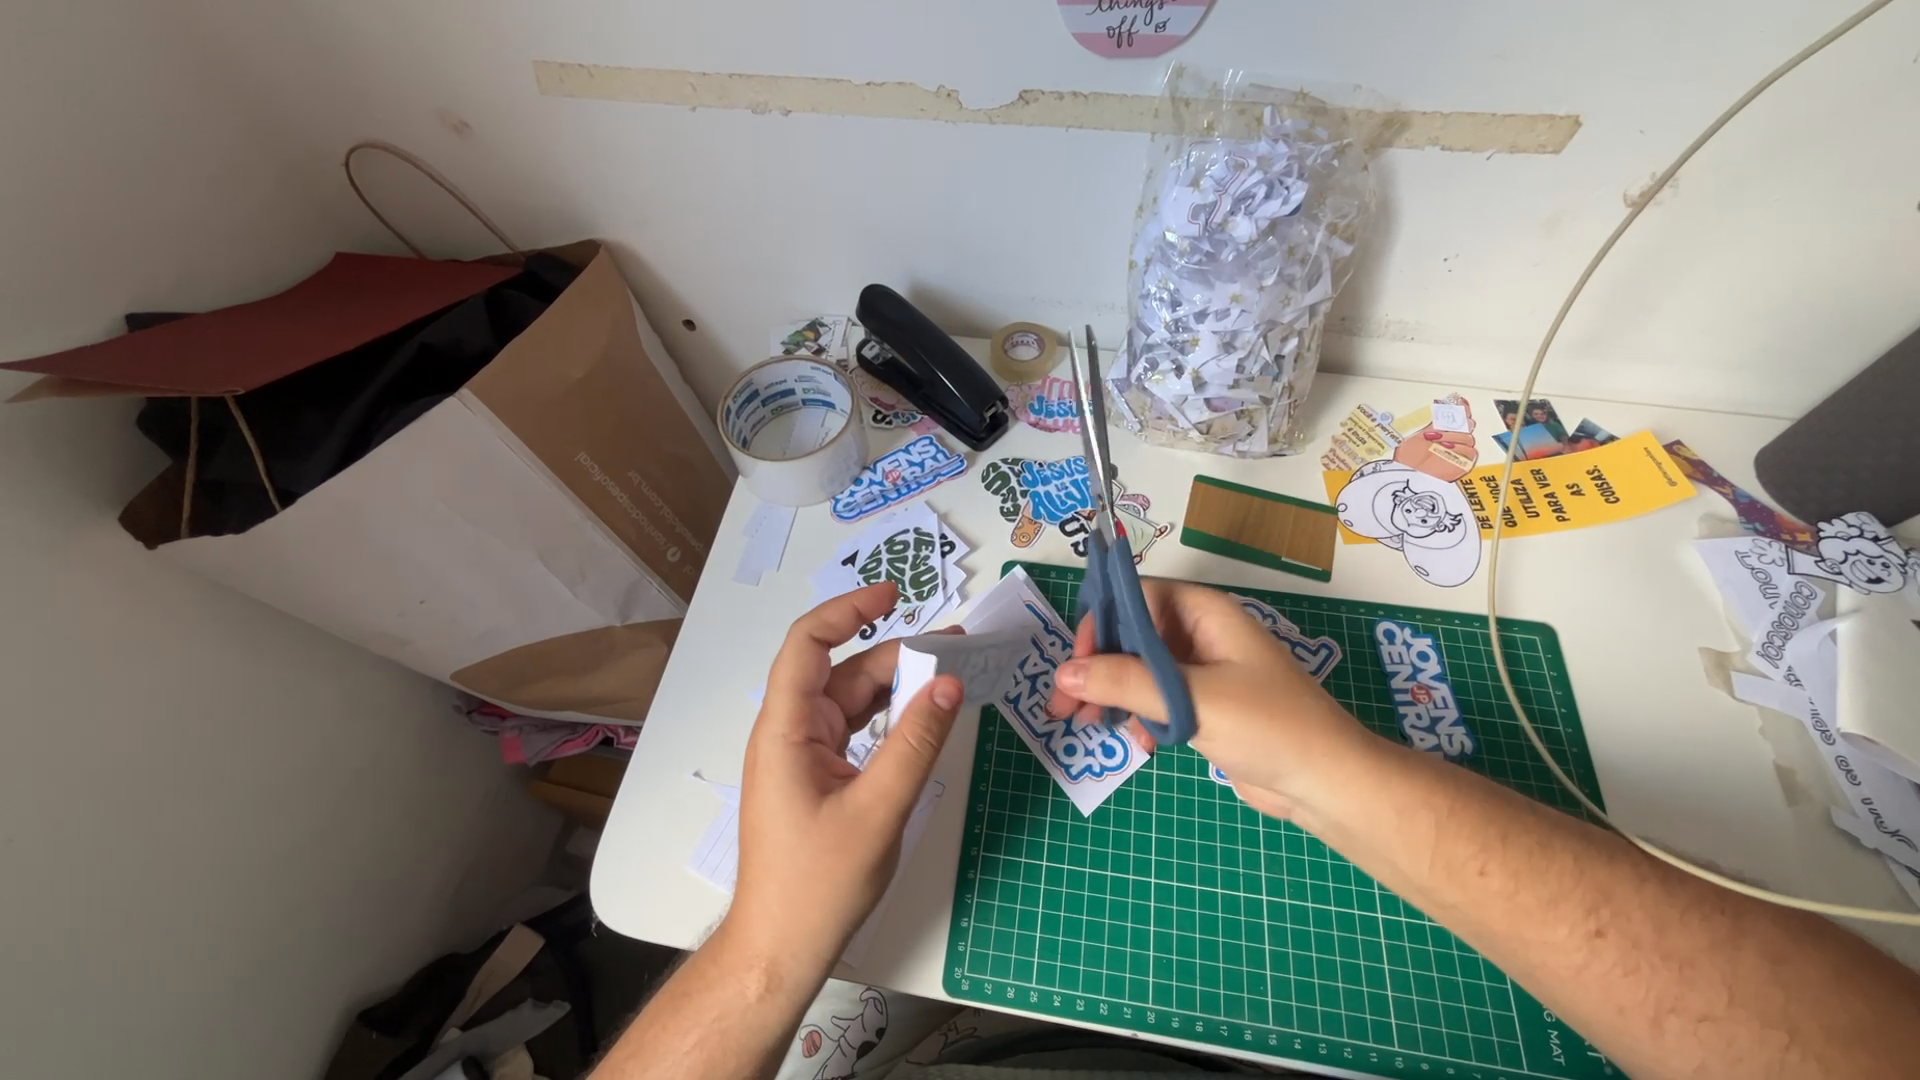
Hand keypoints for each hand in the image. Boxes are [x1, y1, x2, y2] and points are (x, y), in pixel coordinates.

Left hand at [729, 583, 963, 973]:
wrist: (780, 948)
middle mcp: (791, 731)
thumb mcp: (878, 809)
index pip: (808, 644)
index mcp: (787, 729)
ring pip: (853, 701)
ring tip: (950, 677)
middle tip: (957, 650)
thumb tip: (950, 683)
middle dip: (896, 655)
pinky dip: (890, 719)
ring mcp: (805, 753)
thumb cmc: (817, 883)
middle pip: (843, 672)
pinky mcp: (820, 775)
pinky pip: (857, 730)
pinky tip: (924, 717)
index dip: (847, 610)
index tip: (893, 596)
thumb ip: (916, 743)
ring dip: (898, 687)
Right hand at [1047, 581, 1376, 820]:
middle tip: (1062, 703)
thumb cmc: (1268, 726)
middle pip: (1133, 636)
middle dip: (1097, 667)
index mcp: (1204, 613)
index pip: (1138, 598)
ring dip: (1111, 695)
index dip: (1103, 622)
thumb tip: (1064, 674)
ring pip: (1140, 671)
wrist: (1327, 785)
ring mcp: (1203, 672)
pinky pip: (1157, 700)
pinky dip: (1139, 715)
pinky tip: (1137, 741)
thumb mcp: (1190, 698)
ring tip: (1084, 724)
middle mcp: (1201, 635)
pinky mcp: (1205, 707)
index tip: (1076, 661)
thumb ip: (1125, 683)